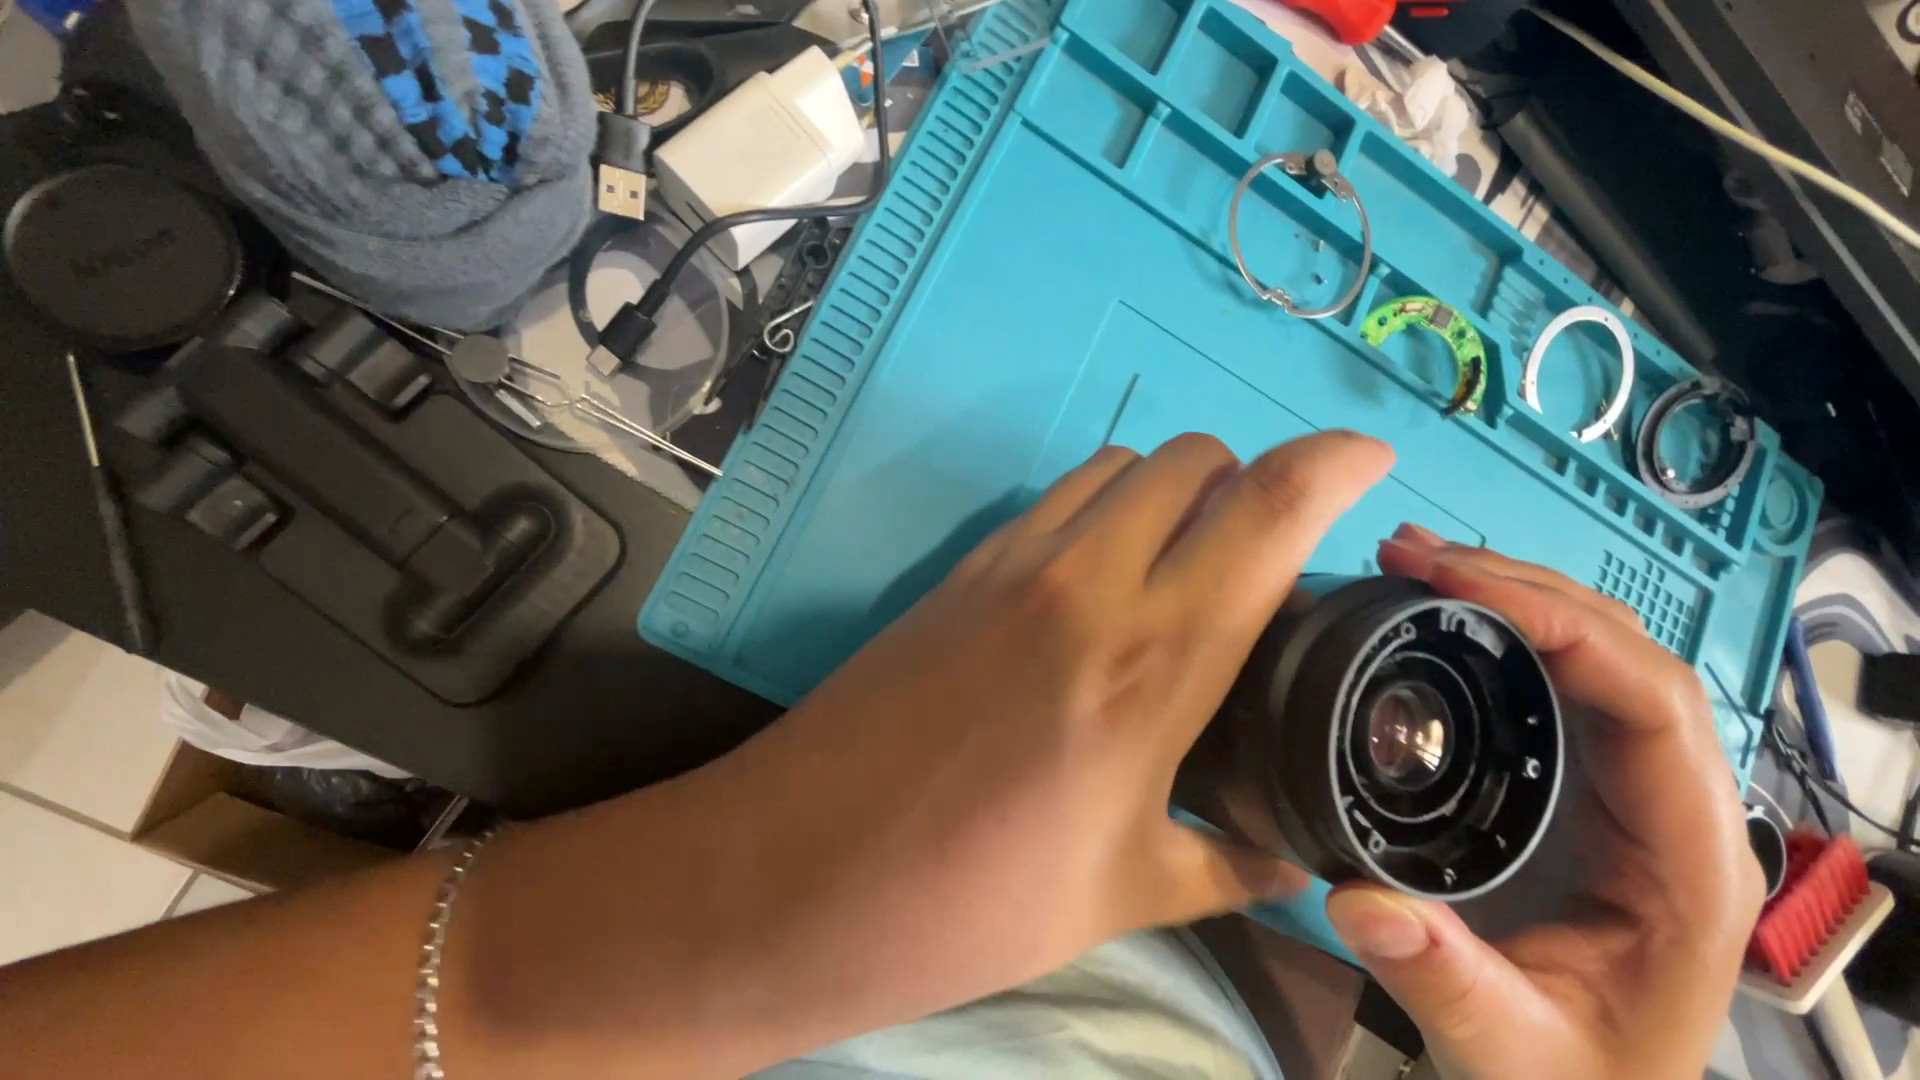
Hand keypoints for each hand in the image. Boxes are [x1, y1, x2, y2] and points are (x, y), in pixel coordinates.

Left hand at [696, 432, 1392, 1051]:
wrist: (800, 870)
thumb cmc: (970, 898)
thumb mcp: (1125, 895)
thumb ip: (1232, 862)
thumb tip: (1298, 855)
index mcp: (1156, 659)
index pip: (1269, 507)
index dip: (1338, 463)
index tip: (1375, 464)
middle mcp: (1088, 582)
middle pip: (1194, 458)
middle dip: (1253, 478)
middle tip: (1270, 545)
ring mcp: (1011, 563)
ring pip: (1121, 465)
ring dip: (1173, 487)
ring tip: (1188, 554)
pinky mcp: (958, 569)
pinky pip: (1055, 500)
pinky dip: (1103, 508)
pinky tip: (1103, 575)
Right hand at [1332, 528, 1765, 1079]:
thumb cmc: (1568, 1078)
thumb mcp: (1510, 1053)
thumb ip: (1445, 983)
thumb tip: (1357, 899)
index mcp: (1685, 859)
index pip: (1653, 703)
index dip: (1562, 626)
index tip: (1450, 585)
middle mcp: (1668, 804)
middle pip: (1625, 655)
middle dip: (1521, 588)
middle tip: (1410, 555)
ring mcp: (1623, 788)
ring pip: (1593, 656)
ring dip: (1508, 593)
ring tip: (1415, 560)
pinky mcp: (1574, 783)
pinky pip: (1552, 683)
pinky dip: (1497, 629)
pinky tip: (1439, 609)